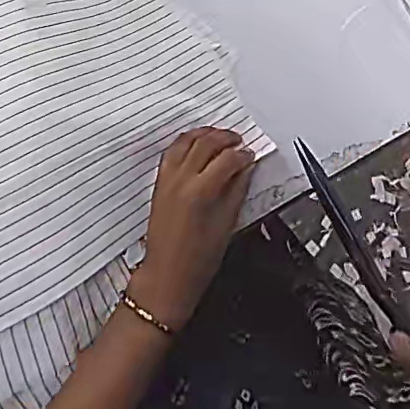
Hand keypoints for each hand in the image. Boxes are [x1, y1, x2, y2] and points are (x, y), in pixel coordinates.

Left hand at [128, 127, 256, 329]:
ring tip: (218, 136)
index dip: (242, 155)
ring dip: (203, 134)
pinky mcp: (159, 182)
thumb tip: (244, 170)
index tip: (250, 155)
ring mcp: (167, 179)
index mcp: (200, 192)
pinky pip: (171, 151)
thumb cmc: (196, 260)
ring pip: (185, 141)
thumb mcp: (226, 225)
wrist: (167, 274)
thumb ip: (236, 191)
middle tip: (238, 141)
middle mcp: (180, 181)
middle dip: (225, 138)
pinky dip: (186, 142)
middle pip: (205, 144)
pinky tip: (195, 144)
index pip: (226, 160)